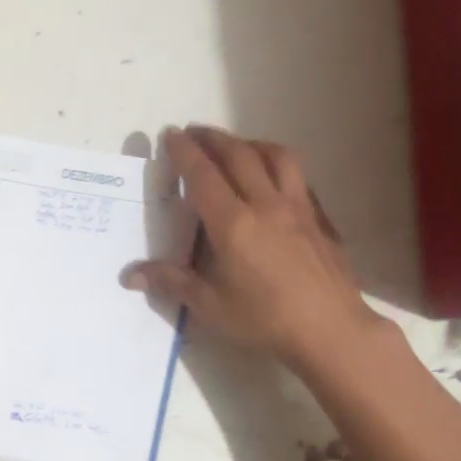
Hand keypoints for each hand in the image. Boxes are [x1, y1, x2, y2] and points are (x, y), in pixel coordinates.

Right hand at [124, 126, 385, 369]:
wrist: (330, 329)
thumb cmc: (263, 319)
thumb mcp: (210, 305)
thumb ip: (171, 282)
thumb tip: (130, 275)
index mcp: (233, 224)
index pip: (203, 176)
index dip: (185, 152)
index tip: (170, 136)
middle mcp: (265, 205)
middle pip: (238, 155)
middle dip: (213, 139)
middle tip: (194, 132)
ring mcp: (297, 208)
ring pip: (275, 157)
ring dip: (250, 143)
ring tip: (235, 146)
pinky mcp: (318, 219)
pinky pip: (297, 177)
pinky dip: (278, 165)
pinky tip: (273, 179)